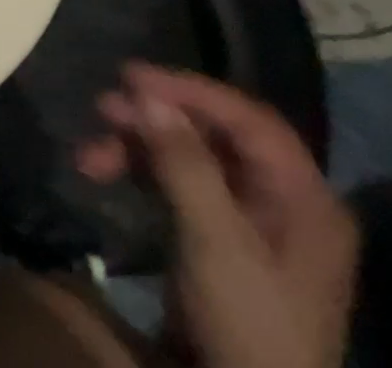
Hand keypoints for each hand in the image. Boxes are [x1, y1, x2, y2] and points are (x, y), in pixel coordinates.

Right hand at [77, 63, 356, 367]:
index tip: (128, 75)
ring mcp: (251, 221)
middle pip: (215, 138)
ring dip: (136, 149)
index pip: (250, 122)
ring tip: (87, 155)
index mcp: (304, 198)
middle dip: (154, 121)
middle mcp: (283, 201)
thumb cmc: (247, 316)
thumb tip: (146, 97)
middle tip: (99, 109)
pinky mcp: (218, 238)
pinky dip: (139, 174)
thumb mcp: (215, 240)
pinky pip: (178, 186)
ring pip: (189, 160)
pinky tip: (104, 174)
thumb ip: (184, 165)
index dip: (190, 92)